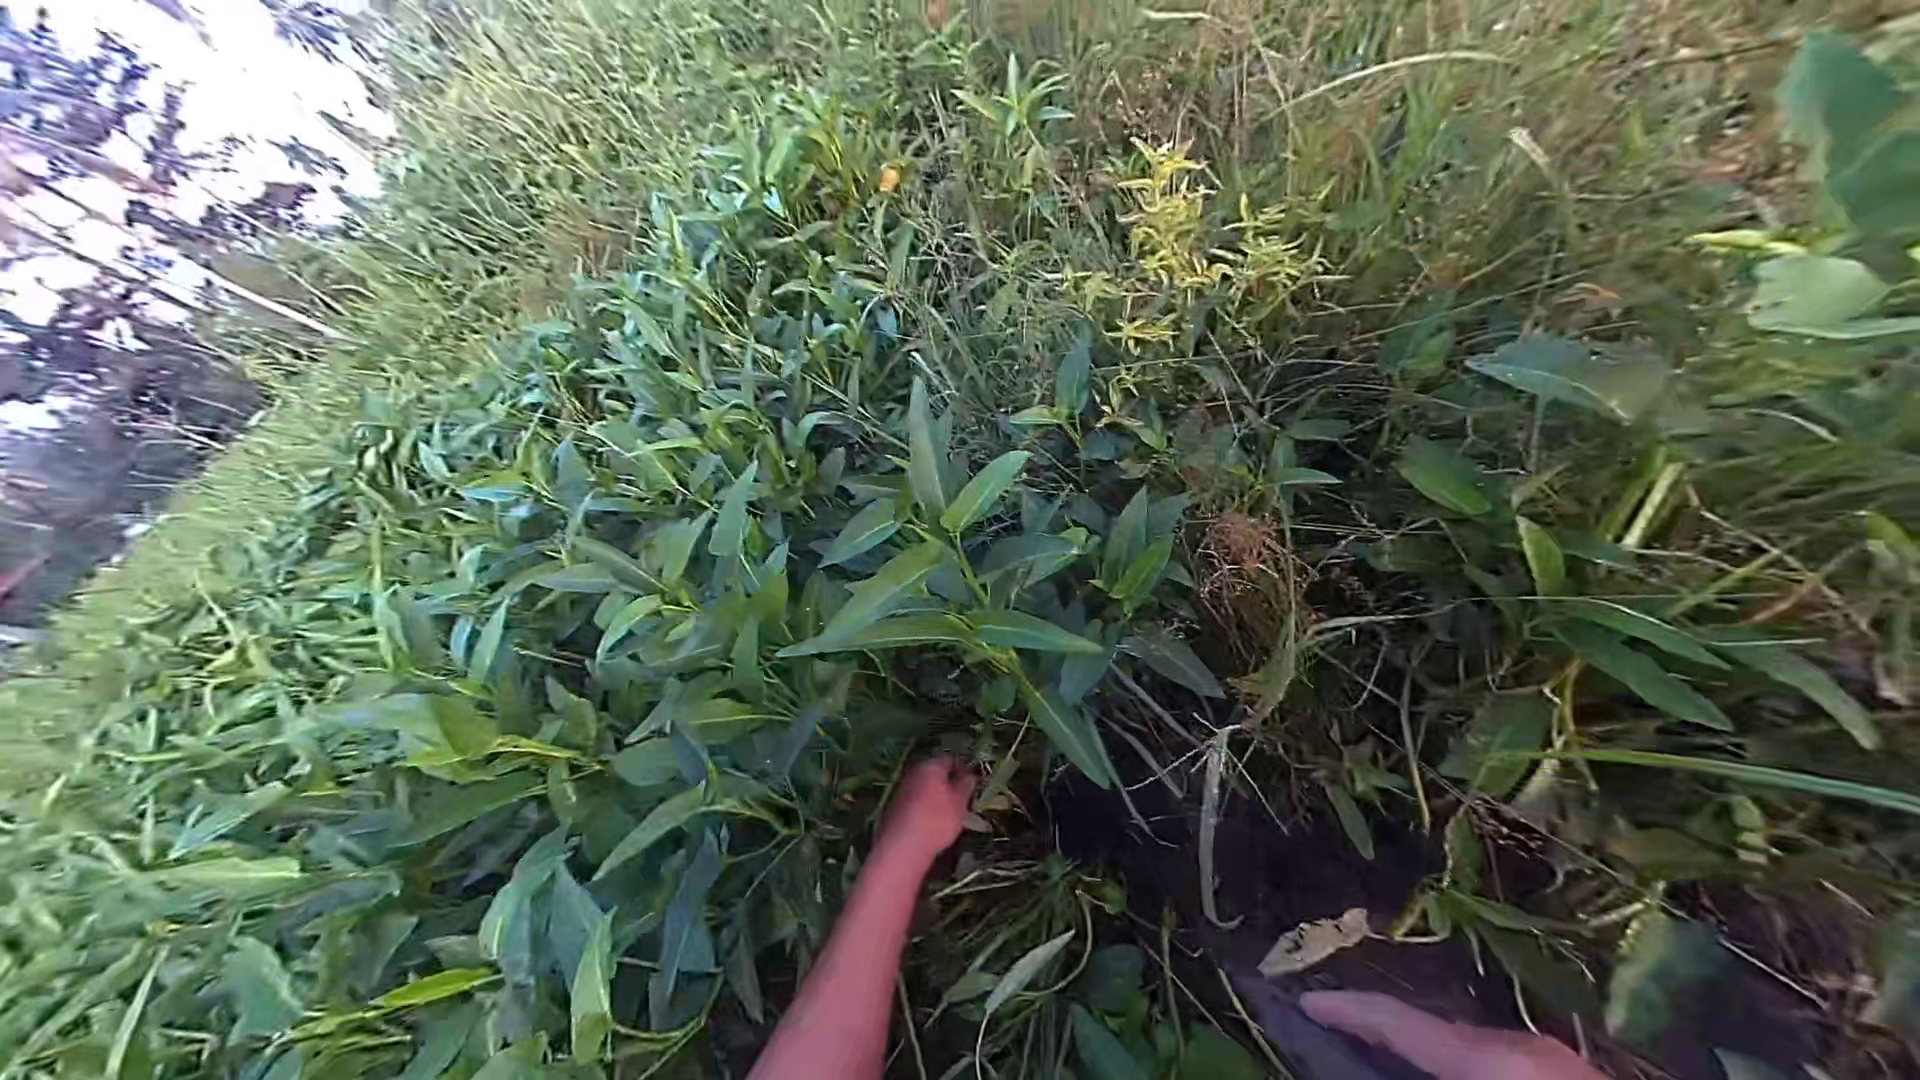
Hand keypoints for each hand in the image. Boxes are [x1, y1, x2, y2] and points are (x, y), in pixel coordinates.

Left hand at [875, 757, 976, 865]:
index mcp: (930, 766)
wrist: (903, 847)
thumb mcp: (959, 802)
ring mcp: (901, 789)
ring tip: (949, 815)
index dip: (964, 770)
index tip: (973, 785)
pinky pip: (915, 802)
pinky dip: (925, 808)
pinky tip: (932, 824)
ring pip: (925, 788)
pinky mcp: (894, 807)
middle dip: (950, 784)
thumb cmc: (937, 820)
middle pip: (936, 773)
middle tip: (963, 801)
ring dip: (937, 797)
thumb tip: (969, 774)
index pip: (950, 760)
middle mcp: (913, 772)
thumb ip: (966, 784)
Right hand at [1300, 991, 1608, 1079]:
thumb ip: (1421, 1065)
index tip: (1301, 1003)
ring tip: (1386, 1063)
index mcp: (1492, 1062)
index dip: (1343, 1009)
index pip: (1396, 1019)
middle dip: (1382, 1036)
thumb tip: (1358, 1064)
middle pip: (1431, 1033)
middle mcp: (1522, 1052)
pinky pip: (1499, 1072)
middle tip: (1339, 1039)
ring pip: (1469, 1054)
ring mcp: (1556, 1069)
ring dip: (1424, 1061)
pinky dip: (1461, 1075)